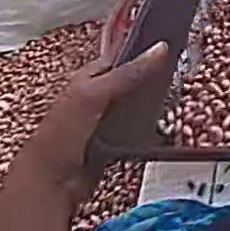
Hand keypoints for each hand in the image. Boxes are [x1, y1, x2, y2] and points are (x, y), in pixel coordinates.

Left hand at [12, 40, 173, 205]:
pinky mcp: (114, 140)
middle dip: (153, 78)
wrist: (52, 182)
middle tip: (177, 74)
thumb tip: (159, 49)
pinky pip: (139, 127)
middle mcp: (97, 95)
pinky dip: (150, 125)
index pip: (122, 56)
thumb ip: (128, 72)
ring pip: (138, 103)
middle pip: (133, 80)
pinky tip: (161, 123)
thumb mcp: (96, 94)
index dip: (143, 51)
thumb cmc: (62, 133)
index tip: (170, 49)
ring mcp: (106, 119)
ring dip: (153, 103)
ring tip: (175, 96)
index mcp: (88, 77)